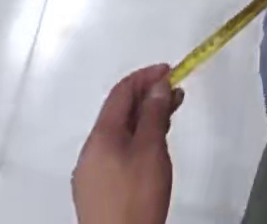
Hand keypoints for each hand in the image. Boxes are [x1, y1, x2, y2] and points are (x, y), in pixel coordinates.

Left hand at [73, 65, 181, 223]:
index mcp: (100, 136)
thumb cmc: (136, 196)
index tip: (171, 71)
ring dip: (145, 117)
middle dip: (148, 96)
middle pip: (119, 111)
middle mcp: (90, 151)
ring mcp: (92, 173)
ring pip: (120, 132)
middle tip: (176, 91)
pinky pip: (118, 151)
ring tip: (172, 114)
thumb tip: (157, 85)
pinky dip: (138, 138)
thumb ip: (154, 113)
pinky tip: (155, 145)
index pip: (121, 92)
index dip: (145, 76)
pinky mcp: (98, 191)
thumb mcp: (151, 149)